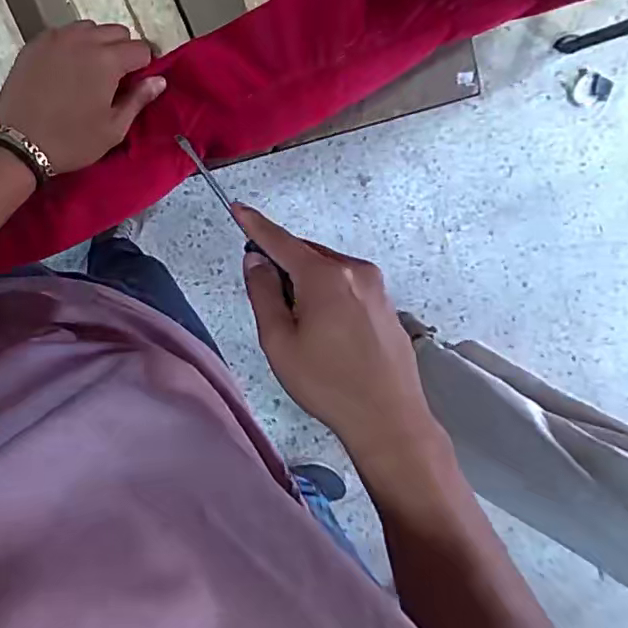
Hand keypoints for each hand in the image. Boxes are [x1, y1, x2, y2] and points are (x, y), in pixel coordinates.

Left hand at [0, 21, 165, 173]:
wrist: (18, 146)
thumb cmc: (70, 142)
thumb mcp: (112, 128)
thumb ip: (138, 99)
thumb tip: (158, 80)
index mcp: (107, 60)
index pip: (141, 48)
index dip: (145, 66)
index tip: (138, 83)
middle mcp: (82, 40)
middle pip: (116, 32)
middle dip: (122, 51)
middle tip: (115, 79)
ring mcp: (55, 39)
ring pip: (88, 29)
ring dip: (96, 44)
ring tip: (89, 72)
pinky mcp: (34, 45)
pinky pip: (62, 34)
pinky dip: (71, 45)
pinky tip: (66, 69)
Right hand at [236, 206, 438, 461]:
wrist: (389, 419)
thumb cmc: (327, 384)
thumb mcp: (278, 340)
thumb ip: (263, 292)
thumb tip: (256, 260)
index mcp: (324, 276)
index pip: (280, 240)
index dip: (255, 225)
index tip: (238, 209)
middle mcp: (354, 270)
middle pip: (305, 253)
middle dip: (282, 262)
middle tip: (267, 295)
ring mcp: (375, 285)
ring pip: (326, 268)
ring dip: (305, 279)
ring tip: (298, 322)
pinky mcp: (386, 302)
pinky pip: (346, 282)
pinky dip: (326, 290)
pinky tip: (325, 326)